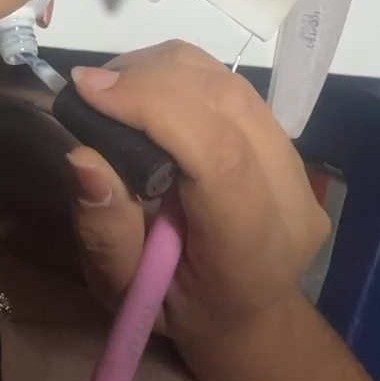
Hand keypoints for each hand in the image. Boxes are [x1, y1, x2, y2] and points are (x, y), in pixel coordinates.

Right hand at [62, 42, 329, 342]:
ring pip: (230, 82)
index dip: (152, 105)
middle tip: (89, 86)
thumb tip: (82, 156)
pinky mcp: (286, 141)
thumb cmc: (175, 307)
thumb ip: (104, 230)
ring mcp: (297, 166)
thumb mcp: (122, 291)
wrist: (242, 312)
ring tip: (112, 89)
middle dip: (148, 76)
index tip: (86, 89)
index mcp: (252, 250)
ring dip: (161, 68)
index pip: (218, 154)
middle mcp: (290, 200)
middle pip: (227, 102)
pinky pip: (231, 83)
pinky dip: (178, 72)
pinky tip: (144, 90)